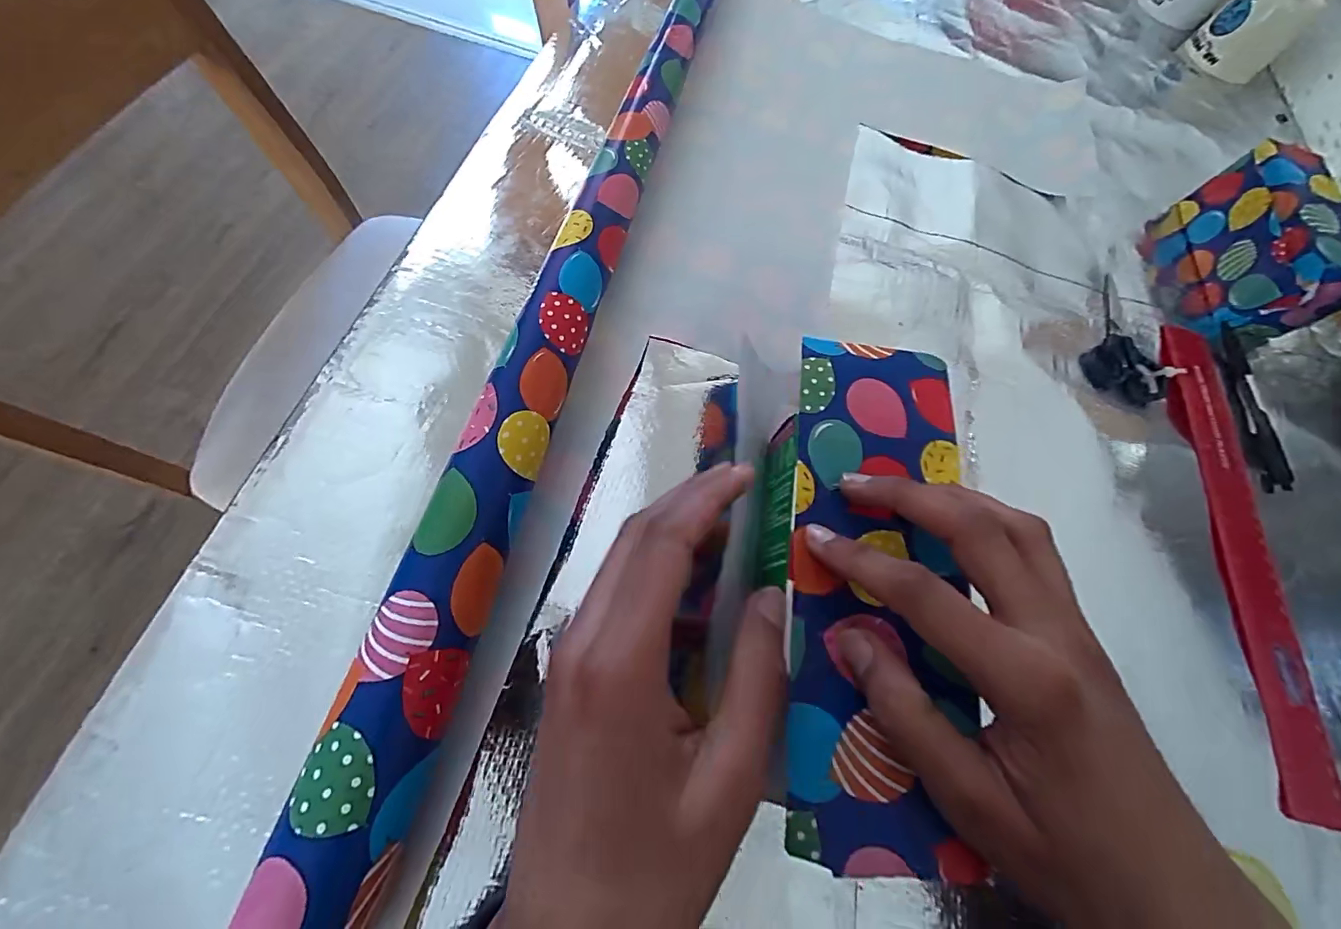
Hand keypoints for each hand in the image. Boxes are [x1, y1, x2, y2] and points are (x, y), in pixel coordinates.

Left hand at [503, 463, 785, 928]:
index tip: (745, 474)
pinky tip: (698, 583)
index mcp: (619, 664)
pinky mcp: (568, 675)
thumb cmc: (658, 866)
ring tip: (732, 525)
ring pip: (619, 562)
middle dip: (689, 501)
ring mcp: (567, 658)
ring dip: (672, 531)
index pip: (660, 546)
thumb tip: (773, 595)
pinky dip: (656, 570)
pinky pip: (614, 596)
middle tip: (744, 487)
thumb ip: (758, 676)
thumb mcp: (732, 777)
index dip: (705, 499)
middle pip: (633, 540)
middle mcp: (582, 644)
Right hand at [804, 473, 1284, 928]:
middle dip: (912, 496)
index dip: (864, 561)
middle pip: (981, 530)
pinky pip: (1037, 550)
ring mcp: (1077, 624)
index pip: (928, 595)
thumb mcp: (970, 803)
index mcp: (1025, 677)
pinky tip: (963, 534)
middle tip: (857, 484)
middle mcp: (1056, 629)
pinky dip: (991, 521)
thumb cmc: (1065, 855)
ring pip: (1019, 527)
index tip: (818, 537)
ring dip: (958, 497)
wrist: (1170, 885)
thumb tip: (852, 637)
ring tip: (906, 493)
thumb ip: (905, 714)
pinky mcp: (1084, 631)